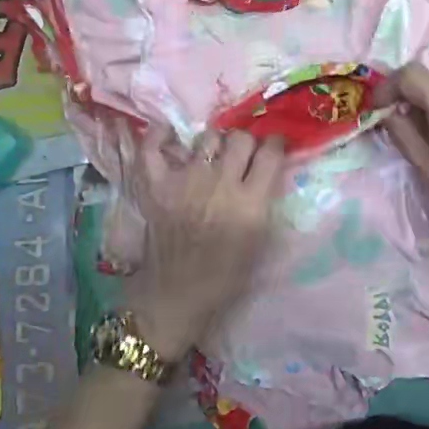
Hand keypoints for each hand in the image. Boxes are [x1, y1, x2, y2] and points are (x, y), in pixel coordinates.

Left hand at [118, 126, 285, 362]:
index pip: (270, 152)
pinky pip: (153, 146)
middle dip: (244, 143)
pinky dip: (160, 136)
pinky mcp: (156, 185)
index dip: (274, 145)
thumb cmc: (225, 274)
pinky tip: (169, 135)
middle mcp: (220, 182)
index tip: (272, 148)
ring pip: (207, 137)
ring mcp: (185, 180)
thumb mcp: (260, 239)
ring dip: (213, 143)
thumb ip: (264, 200)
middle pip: (239, 138)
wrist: (179, 293)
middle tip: (240, 156)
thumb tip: (266, 170)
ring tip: (210, 155)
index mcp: (250, 201)